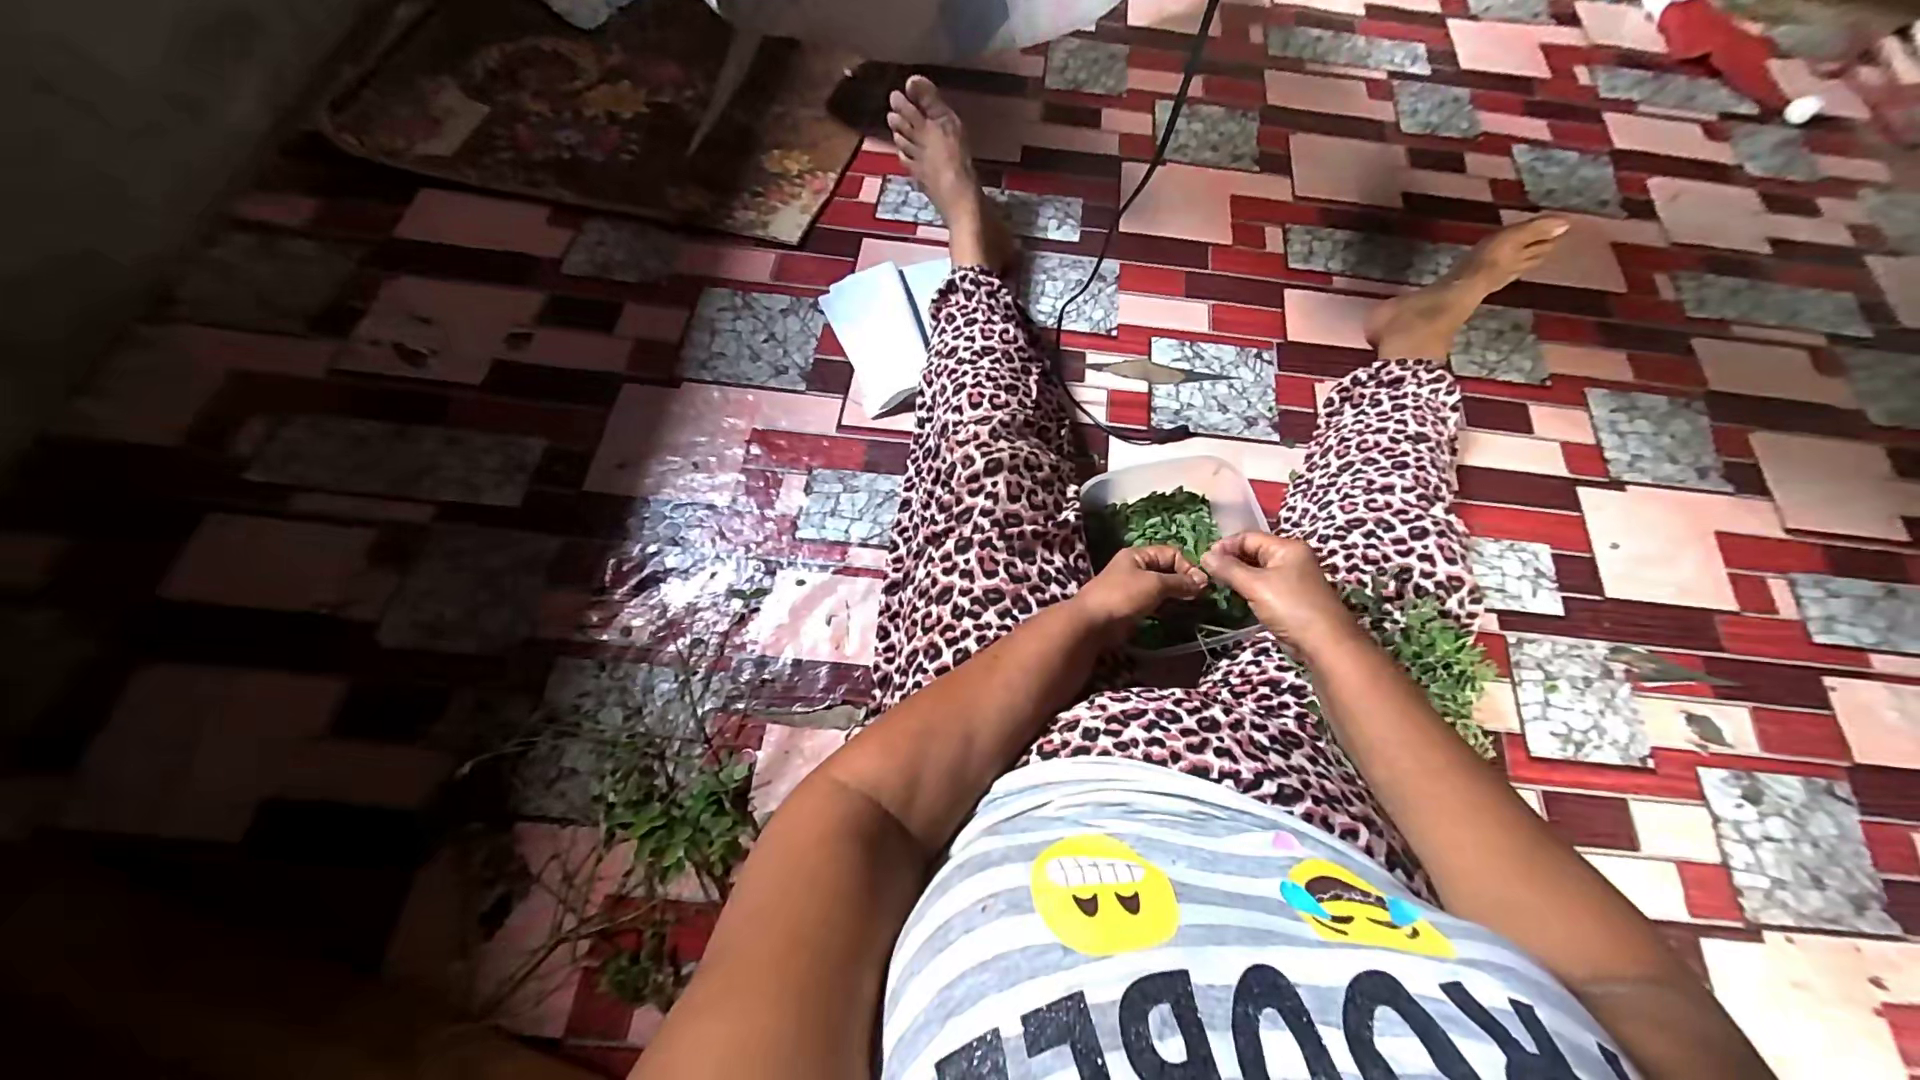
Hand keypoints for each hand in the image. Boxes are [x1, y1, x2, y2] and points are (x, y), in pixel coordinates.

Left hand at [1072, 545, 1207, 641]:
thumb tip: (1203, 581)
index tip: (1202, 584)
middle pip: (1167, 570)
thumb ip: (1180, 582)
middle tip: (1200, 596)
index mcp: (1137, 555)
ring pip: (1161, 587)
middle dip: (1184, 581)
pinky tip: (1176, 613)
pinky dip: (1166, 606)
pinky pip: (1154, 602)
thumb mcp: (1155, 584)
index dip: (1188, 566)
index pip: (1171, 553)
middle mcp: (1135, 568)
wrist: (1093, 622)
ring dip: (1177, 595)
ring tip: (1192, 605)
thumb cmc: (1123, 596)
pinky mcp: (1131, 606)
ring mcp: (1132, 587)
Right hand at [1200, 533, 1353, 645]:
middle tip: (1207, 573)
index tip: (1204, 559)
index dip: (1225, 546)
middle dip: (1229, 560)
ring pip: (1256, 570)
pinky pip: (1262, 585)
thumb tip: (1205, 556)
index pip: (1248, 537)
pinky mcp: (1289, 596)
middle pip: (1252, 552)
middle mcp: (1290, 558)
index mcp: (1286, 547)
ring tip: (1217, 584)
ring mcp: (1291, 578)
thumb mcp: (1255, 585)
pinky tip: (1234, 595)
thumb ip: (1228, 568)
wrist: (1324, 642)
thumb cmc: (1290, 607)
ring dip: (1237, 575)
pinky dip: (1247, 588)